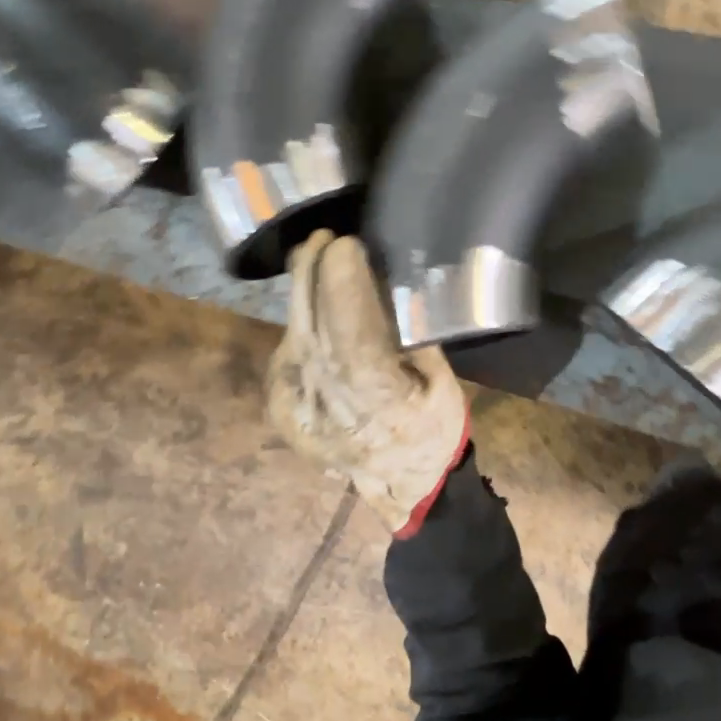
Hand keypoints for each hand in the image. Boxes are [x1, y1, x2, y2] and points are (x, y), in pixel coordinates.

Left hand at [266, 232, 468, 535]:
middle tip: (323, 238)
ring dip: (303, 292)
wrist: (400, 482)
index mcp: (379, 403)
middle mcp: (328, 404)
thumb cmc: (431, 426)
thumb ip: (413, 339)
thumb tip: (390, 284)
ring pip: (294, 336)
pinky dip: (300, 320)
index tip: (347, 246)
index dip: (345, 291)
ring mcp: (296, 408)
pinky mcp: (279, 407)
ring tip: (315, 257)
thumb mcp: (442, 383)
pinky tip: (311, 300)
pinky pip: (287, 350)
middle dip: (314, 276)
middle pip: (313, 329)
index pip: (352, 339)